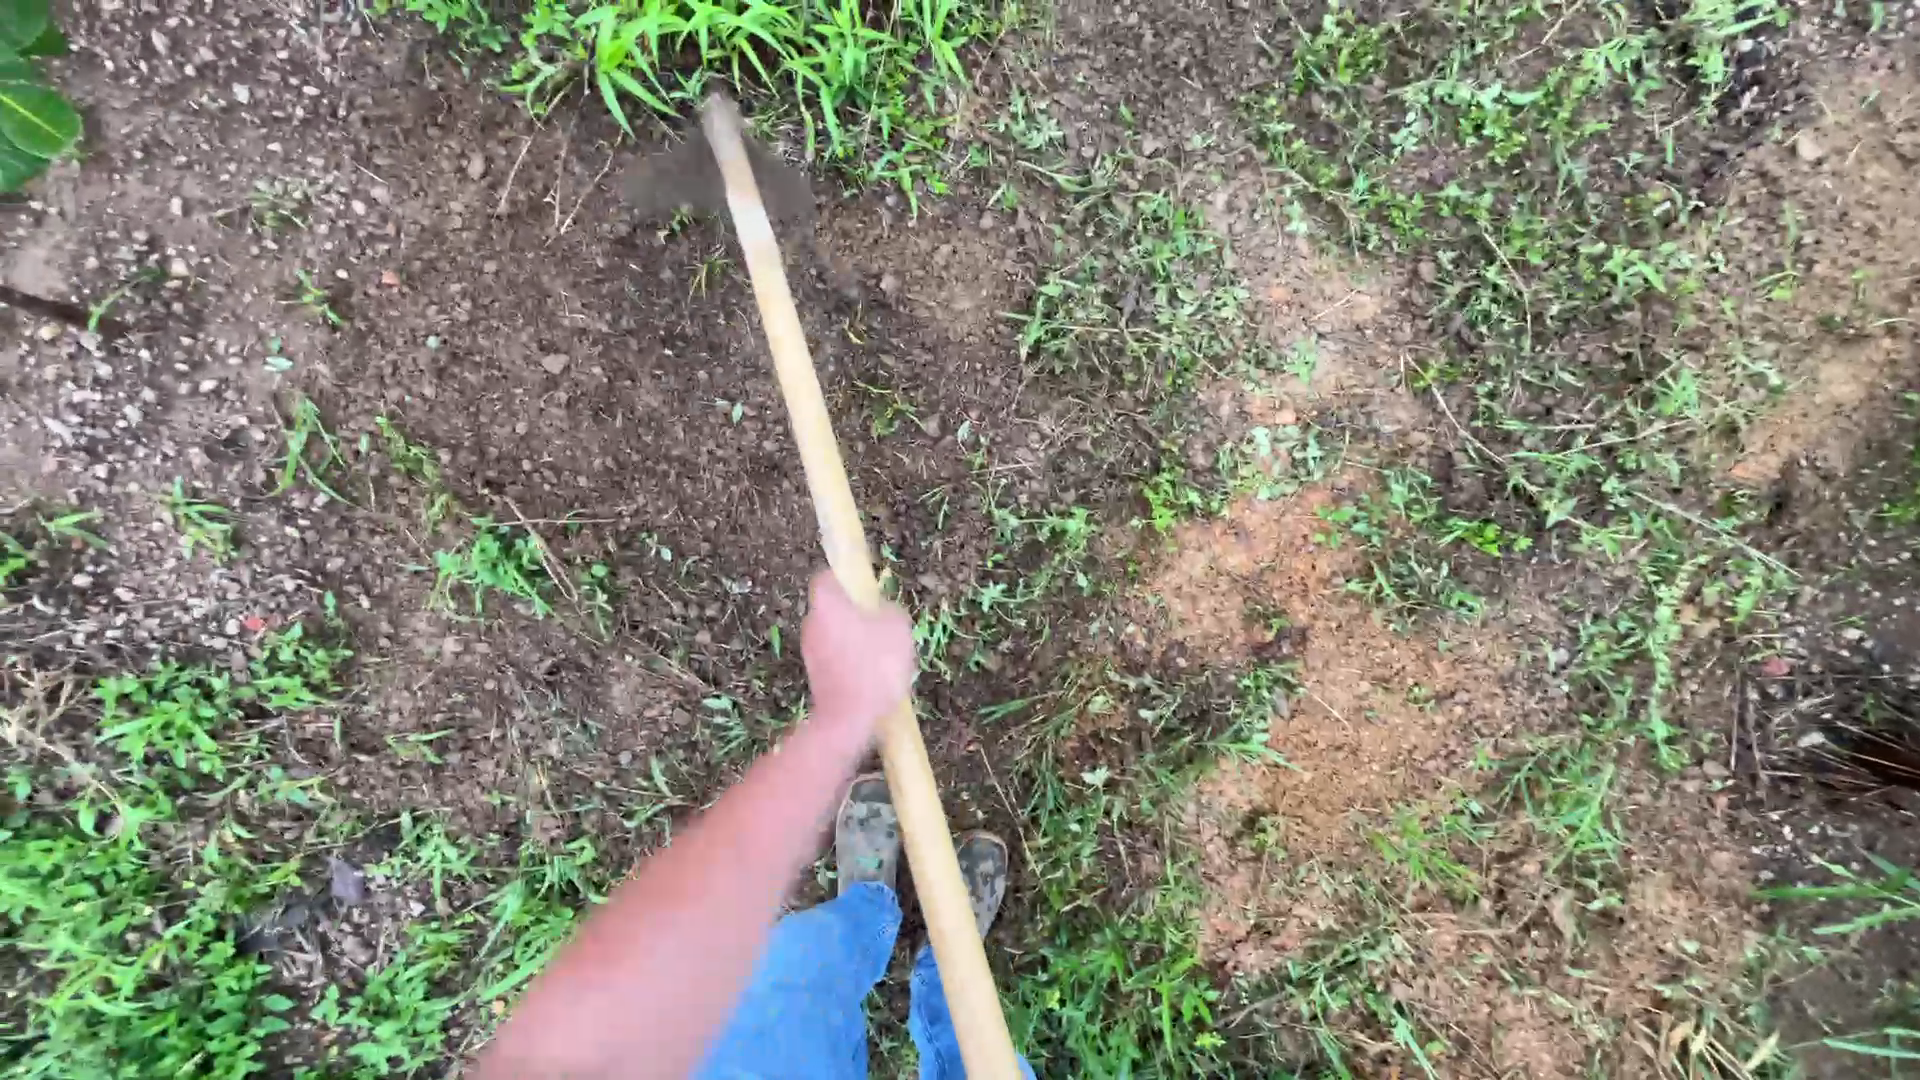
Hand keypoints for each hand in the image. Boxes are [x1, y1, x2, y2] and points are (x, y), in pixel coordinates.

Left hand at [800, 570, 915, 739]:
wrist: (849, 718)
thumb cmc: (874, 665)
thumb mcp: (898, 628)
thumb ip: (889, 610)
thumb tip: (882, 611)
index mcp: (827, 604)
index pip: (827, 577)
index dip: (846, 578)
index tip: (864, 589)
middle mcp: (811, 622)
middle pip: (833, 608)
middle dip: (855, 614)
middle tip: (881, 625)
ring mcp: (809, 650)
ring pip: (835, 634)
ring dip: (854, 639)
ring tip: (881, 655)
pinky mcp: (814, 675)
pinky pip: (835, 657)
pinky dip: (850, 661)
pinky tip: (872, 676)